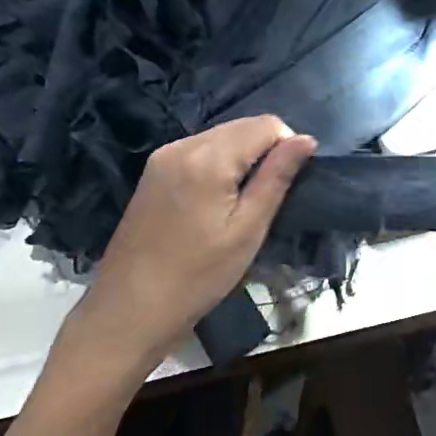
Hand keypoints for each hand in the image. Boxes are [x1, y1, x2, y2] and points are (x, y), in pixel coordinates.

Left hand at [65, 116, 316, 360]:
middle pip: (242, 125)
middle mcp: (183, 145)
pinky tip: (218, 199)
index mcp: (208, 158)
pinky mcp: (153, 171)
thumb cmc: (197, 276)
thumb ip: (276, 177)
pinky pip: (200, 149)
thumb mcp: (248, 229)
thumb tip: (306, 139)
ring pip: (222, 135)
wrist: (129, 311)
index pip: (266, 124)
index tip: (287, 185)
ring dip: (243, 157)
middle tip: (267, 197)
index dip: (287, 146)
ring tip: (244, 202)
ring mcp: (163, 157)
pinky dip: (220, 163)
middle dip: (265, 150)